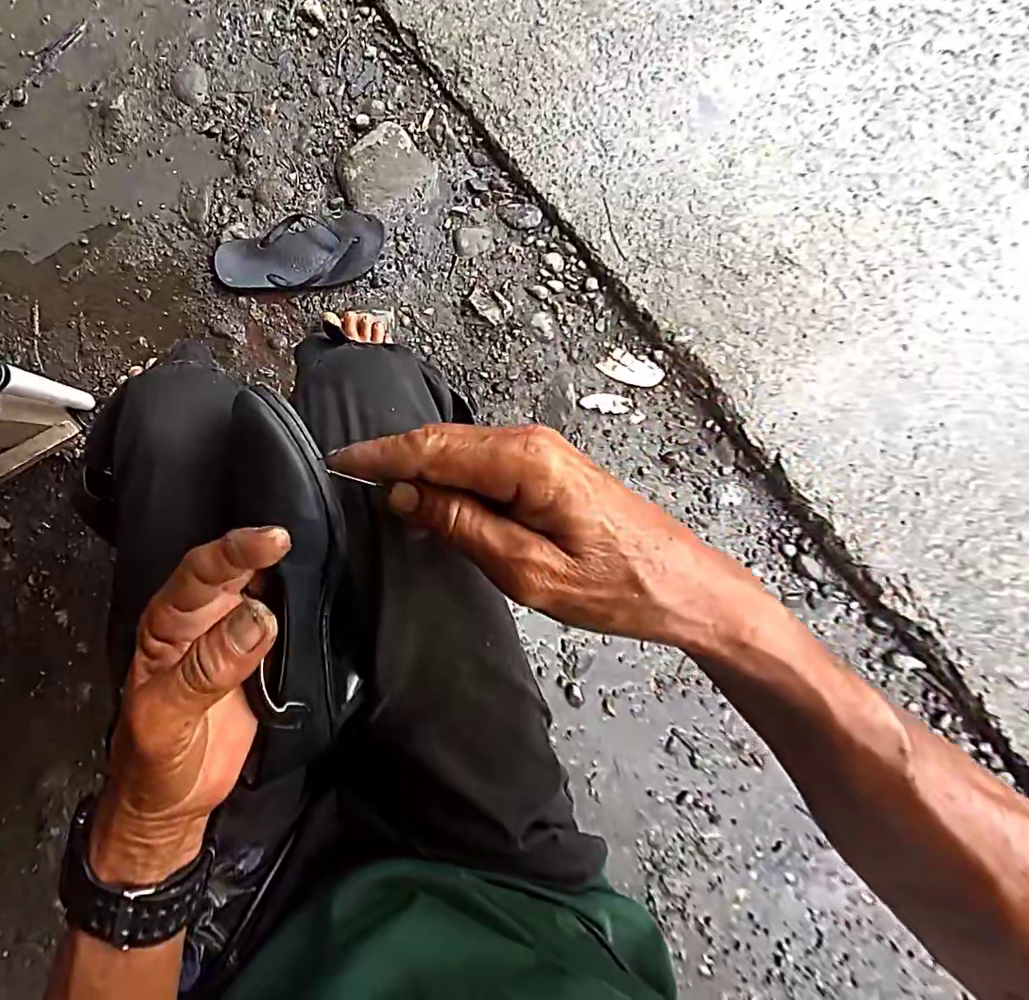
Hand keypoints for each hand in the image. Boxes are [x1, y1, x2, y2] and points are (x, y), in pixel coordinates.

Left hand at [92, 526, 288, 885]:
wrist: (171, 802)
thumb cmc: (152, 760)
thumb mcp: (167, 718)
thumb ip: (208, 668)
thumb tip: (255, 619)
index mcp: (165, 626)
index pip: (198, 575)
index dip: (232, 553)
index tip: (269, 542)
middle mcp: (197, 623)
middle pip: (229, 574)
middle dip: (258, 552)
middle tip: (290, 539)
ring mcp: (229, 640)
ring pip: (257, 593)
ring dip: (282, 575)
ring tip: (312, 559)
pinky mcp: (257, 662)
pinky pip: (279, 626)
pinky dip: (296, 609)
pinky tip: (313, 595)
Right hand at [331, 424, 767, 654]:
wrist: (689, 587)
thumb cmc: (620, 587)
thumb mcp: (529, 571)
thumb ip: (461, 525)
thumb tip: (406, 495)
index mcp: (525, 461)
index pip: (431, 449)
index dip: (379, 455)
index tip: (339, 461)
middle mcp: (529, 443)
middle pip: (439, 441)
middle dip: (390, 457)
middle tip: (347, 476)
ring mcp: (537, 451)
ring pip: (455, 449)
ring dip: (414, 467)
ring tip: (376, 489)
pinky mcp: (541, 466)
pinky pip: (476, 462)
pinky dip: (442, 476)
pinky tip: (425, 497)